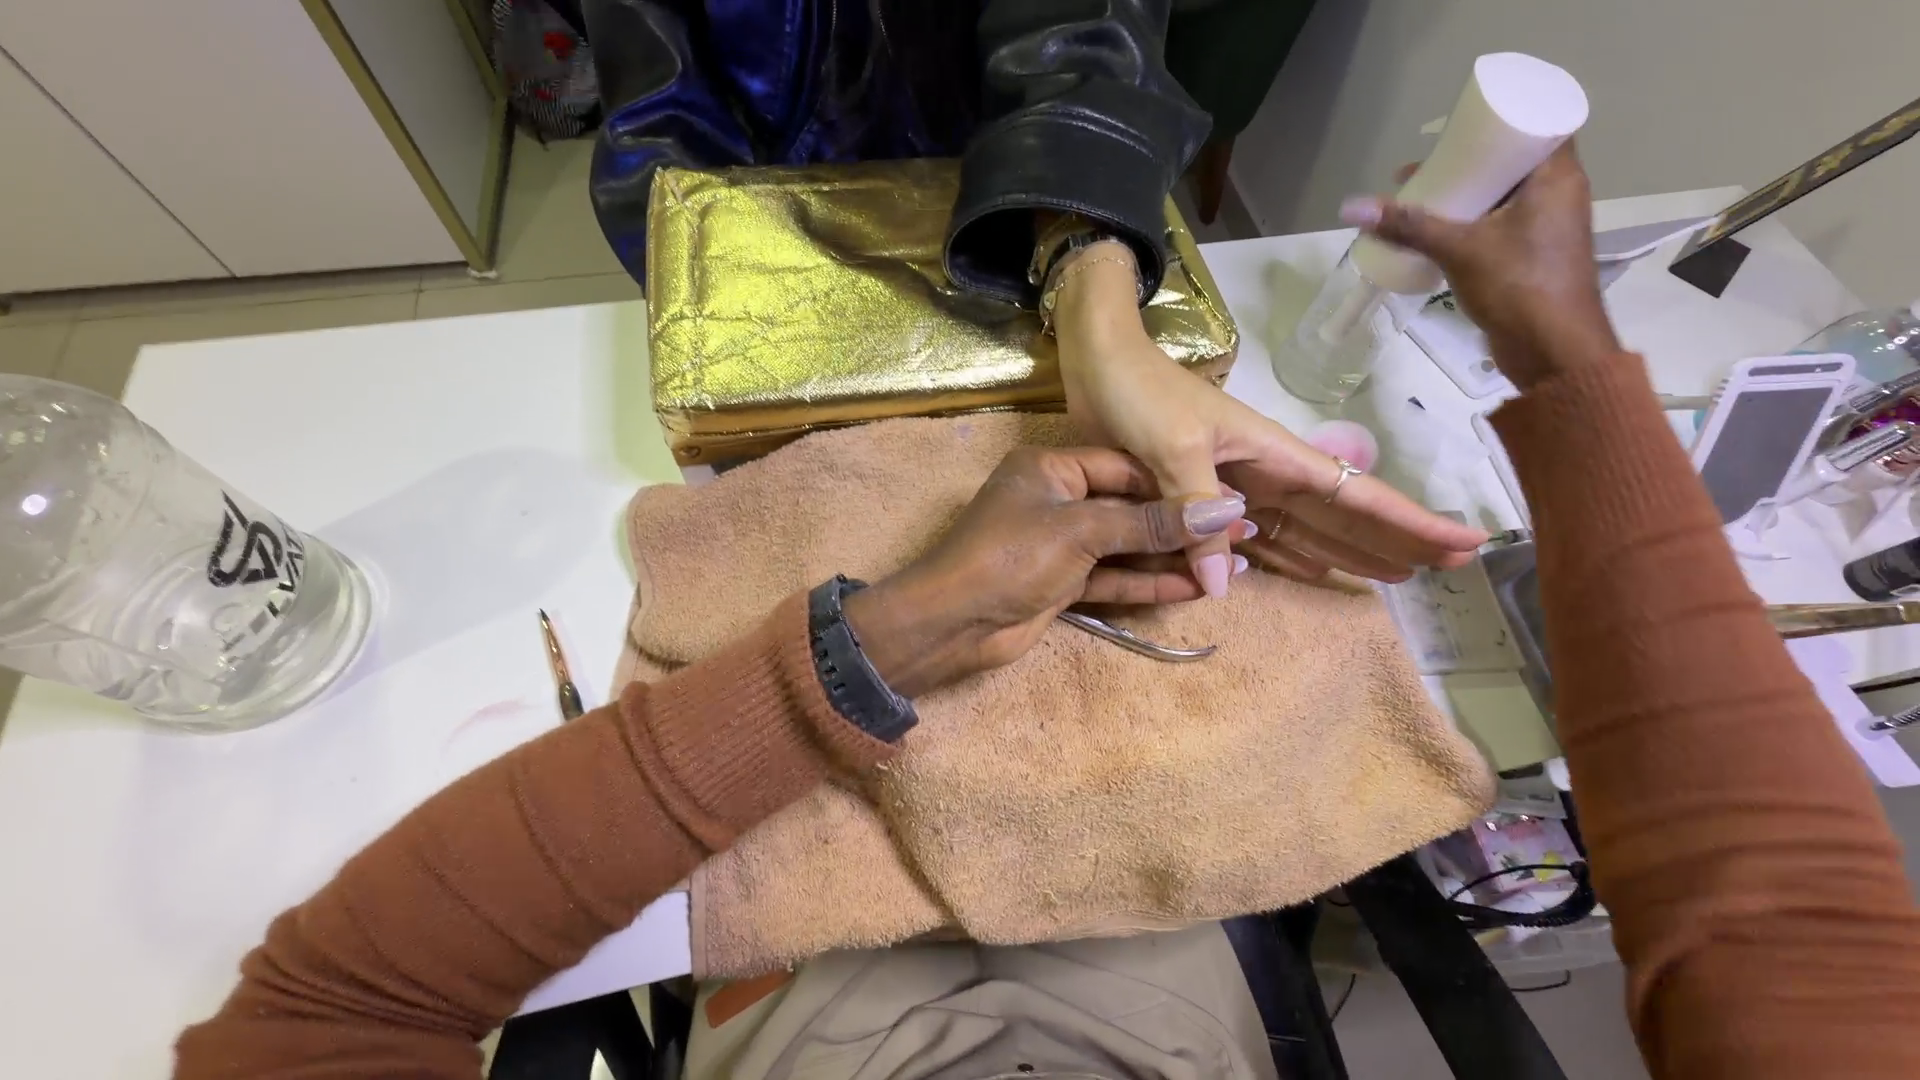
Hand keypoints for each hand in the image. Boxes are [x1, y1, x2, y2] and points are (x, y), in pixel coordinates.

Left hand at [843, 446, 1247, 696]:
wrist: (952, 621)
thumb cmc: (1011, 556)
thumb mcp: (1082, 530)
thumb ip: (1151, 523)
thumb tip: (1224, 513)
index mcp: (1051, 468)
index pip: (1126, 467)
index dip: (1177, 485)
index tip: (1229, 497)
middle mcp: (1056, 500)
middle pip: (1129, 509)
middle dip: (1182, 525)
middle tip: (1243, 534)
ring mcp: (1058, 545)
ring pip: (1123, 548)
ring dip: (1171, 558)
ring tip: (1231, 567)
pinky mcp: (1058, 583)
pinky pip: (1109, 578)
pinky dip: (1145, 584)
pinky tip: (1191, 589)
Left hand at [1051, 248, 1484, 592]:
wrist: (1100, 368)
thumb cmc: (1140, 396)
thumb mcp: (1171, 449)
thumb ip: (1196, 512)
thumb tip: (1225, 582)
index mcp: (1273, 454)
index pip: (1357, 492)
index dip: (1409, 520)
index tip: (1465, 543)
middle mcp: (1266, 473)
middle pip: (1342, 515)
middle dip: (1391, 541)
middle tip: (1443, 572)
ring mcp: (1239, 486)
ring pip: (1306, 527)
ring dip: (1348, 551)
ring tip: (1396, 577)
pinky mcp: (1205, 496)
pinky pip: (1257, 533)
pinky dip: (1286, 554)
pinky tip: (1313, 570)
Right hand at [1338, 142, 1621, 388]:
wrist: (1553, 349)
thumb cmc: (1519, 286)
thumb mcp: (1459, 249)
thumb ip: (1407, 227)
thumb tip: (1352, 208)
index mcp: (1557, 177)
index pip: (1538, 124)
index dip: (1500, 119)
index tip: (1458, 128)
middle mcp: (1559, 193)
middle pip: (1512, 162)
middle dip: (1468, 162)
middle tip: (1427, 167)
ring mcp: (1547, 226)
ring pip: (1503, 196)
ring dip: (1466, 195)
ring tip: (1423, 198)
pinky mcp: (1532, 255)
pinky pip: (1499, 224)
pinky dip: (1471, 222)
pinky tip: (1439, 232)